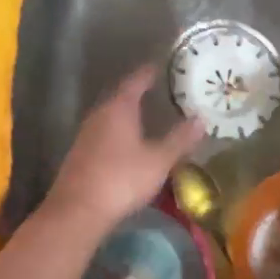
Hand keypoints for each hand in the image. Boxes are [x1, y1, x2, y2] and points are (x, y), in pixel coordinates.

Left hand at [45, 65, 205, 230]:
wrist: (78, 210)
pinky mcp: (79, 154)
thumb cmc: (122, 179)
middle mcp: (99, 115)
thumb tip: (201, 118)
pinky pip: (101, 134)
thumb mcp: (159, 160)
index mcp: (119, 108)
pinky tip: (123, 145)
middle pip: (119, 97)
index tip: (157, 67)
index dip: (147, 74)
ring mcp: (85, 135)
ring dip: (124, 114)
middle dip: (135, 94)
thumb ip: (180, 139)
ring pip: (108, 116)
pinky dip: (115, 133)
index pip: (135, 82)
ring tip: (141, 116)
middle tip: (152, 91)